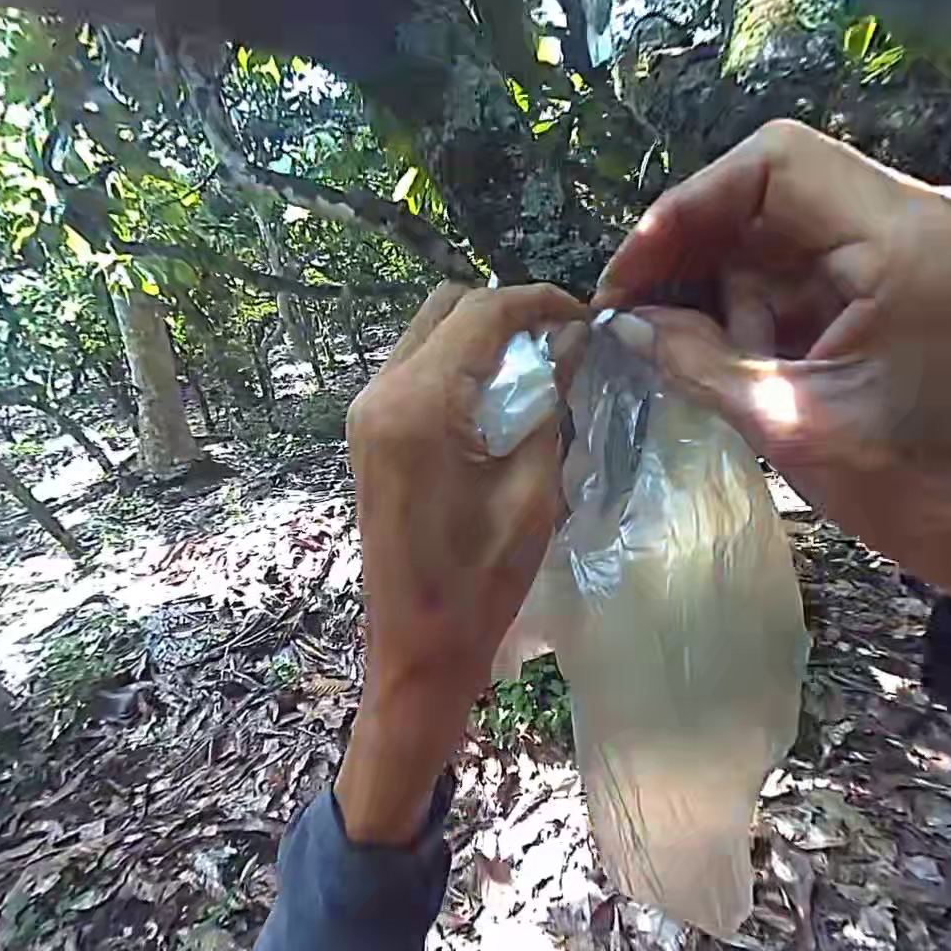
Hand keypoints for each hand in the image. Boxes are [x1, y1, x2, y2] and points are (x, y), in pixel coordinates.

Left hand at [338, 283, 586, 842]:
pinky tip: (496, 397)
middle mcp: (380, 394)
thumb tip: (570, 344)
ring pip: (429, 335)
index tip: (583, 317)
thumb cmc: (482, 583)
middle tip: (561, 343)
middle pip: (448, 309)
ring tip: (536, 368)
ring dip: (483, 339)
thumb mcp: (532, 491)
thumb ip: (547, 404)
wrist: (418, 647)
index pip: (483, 314)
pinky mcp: (369, 434)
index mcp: (419, 407)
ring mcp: (367, 413)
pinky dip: (459, 366)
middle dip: (508, 313)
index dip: (539, 303)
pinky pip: (417, 371)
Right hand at [596, 120, 950, 635]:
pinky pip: (820, 268)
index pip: (773, 167)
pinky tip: (736, 352)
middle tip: (633, 314)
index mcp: (912, 242)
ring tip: (689, 353)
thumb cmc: (915, 494)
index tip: (626, 278)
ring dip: (728, 290)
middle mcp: (932, 215)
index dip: (682, 213)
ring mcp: (931, 243)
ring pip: (791, 234)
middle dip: (695, 254)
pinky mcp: (923, 276)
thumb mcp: (789, 426)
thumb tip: (622, 324)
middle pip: (778, 195)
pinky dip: (767, 306)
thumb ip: (696, 361)